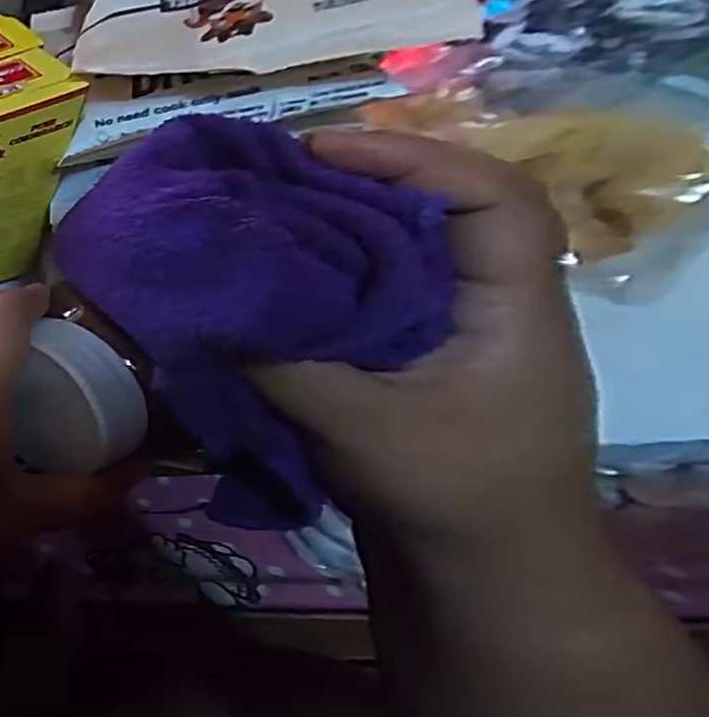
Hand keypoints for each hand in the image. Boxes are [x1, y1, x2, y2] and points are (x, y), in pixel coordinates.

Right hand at [249, 130, 597, 548]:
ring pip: (391, 254)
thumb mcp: (358, 424)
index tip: (318, 150)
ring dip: (328, 227)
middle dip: (354, 182)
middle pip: (431, 213)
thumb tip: (205, 307)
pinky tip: (267, 278)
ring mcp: (442, 331)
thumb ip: (281, 360)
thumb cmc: (446, 490)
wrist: (477, 566)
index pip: (491, 198)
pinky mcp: (401, 357)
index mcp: (511, 306)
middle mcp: (483, 303)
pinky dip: (314, 275)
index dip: (411, 159)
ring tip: (257, 213)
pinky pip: (360, 295)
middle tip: (268, 174)